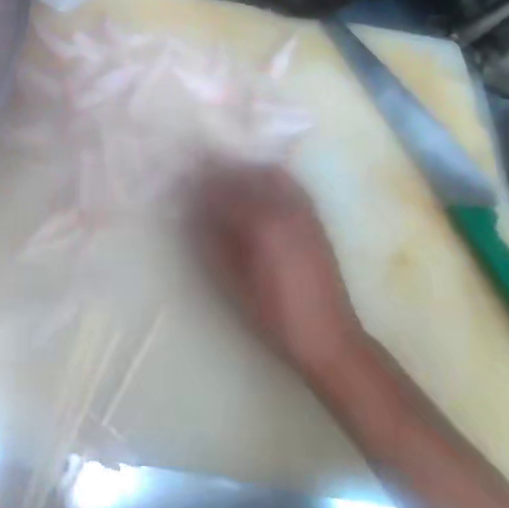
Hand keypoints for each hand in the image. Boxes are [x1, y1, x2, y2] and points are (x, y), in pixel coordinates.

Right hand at [189, 163, 363, 379]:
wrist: (329, 336)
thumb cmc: (276, 317)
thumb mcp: (234, 283)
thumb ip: (212, 242)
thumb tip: (193, 213)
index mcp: (260, 223)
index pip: (220, 191)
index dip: (196, 185)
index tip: (179, 183)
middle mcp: (283, 206)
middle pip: (243, 174)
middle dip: (217, 172)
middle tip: (196, 178)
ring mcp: (302, 207)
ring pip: (265, 172)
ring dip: (241, 171)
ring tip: (222, 181)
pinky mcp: (314, 214)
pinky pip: (286, 182)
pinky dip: (265, 176)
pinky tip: (253, 188)